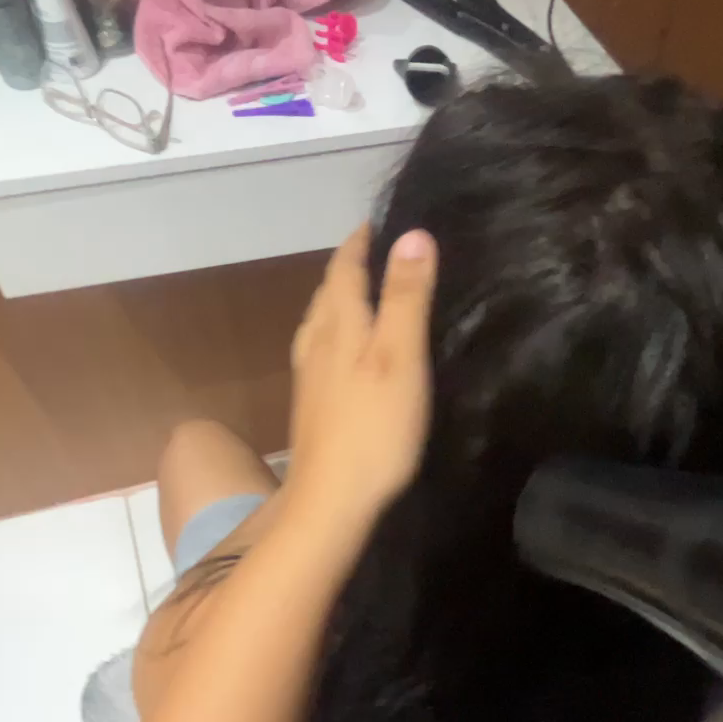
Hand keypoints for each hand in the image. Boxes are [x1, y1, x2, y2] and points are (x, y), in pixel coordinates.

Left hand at [283, 226, 437, 528]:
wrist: (331, 499)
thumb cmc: (374, 428)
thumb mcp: (400, 357)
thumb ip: (406, 298)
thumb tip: (413, 234)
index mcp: (339, 326)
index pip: (345, 269)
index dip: (360, 243)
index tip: (375, 222)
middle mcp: (316, 345)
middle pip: (328, 294)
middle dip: (347, 268)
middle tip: (373, 253)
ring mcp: (309, 379)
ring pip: (318, 325)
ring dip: (336, 302)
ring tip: (357, 296)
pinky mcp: (310, 407)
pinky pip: (319, 353)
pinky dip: (333, 337)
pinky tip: (341, 355)